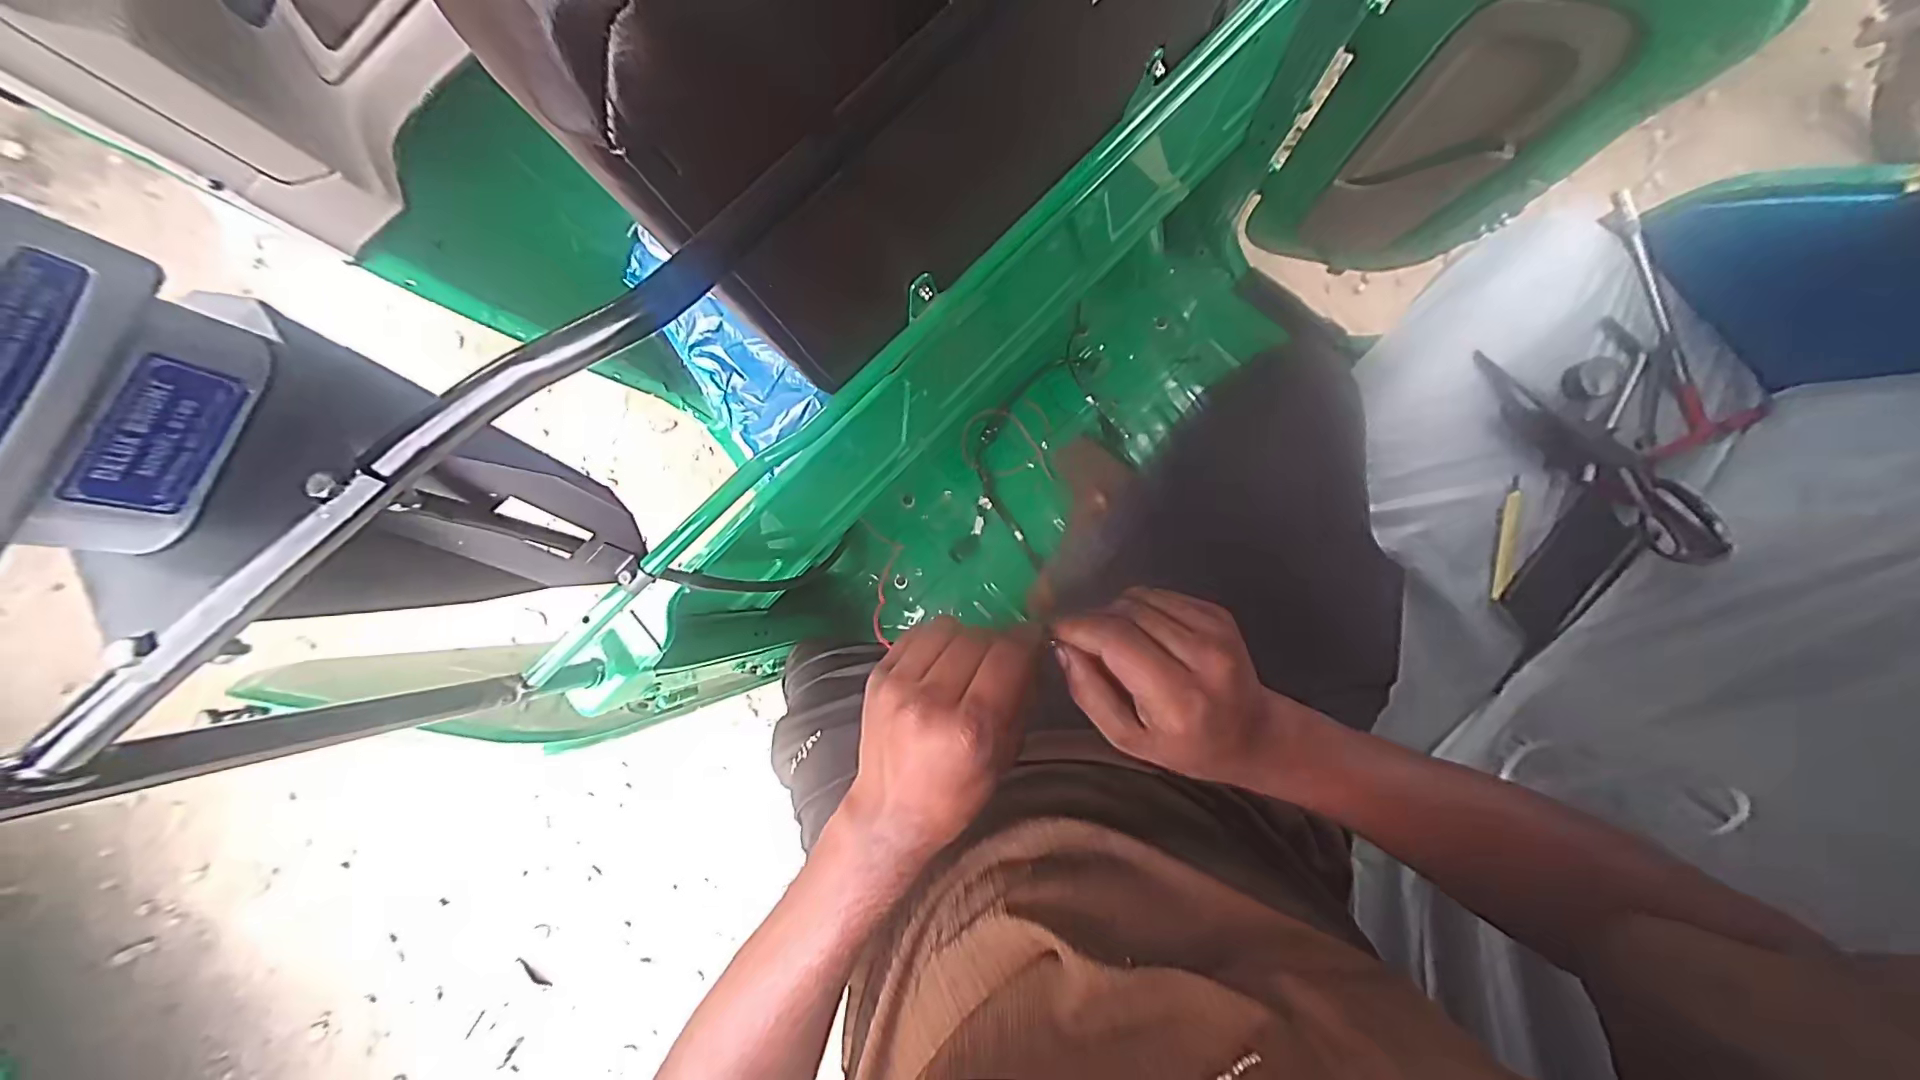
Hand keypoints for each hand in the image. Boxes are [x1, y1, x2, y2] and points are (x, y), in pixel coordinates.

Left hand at [839, 616, 1042, 860]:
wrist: (890, 812)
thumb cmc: (955, 795)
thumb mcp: (1004, 756)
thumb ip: (1021, 699)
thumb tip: (1031, 651)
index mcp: (971, 727)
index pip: (1008, 655)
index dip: (1027, 639)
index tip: (1033, 638)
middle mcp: (932, 700)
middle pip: (978, 637)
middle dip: (998, 640)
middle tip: (1001, 655)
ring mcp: (899, 685)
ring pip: (946, 628)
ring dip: (966, 636)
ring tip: (968, 657)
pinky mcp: (877, 676)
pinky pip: (916, 635)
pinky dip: (935, 640)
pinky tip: (940, 659)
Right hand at [1052, 587, 1332, 789]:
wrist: (1252, 733)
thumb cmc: (1184, 747)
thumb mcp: (1127, 739)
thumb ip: (1090, 694)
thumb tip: (1062, 647)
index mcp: (1179, 698)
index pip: (1115, 641)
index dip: (1076, 628)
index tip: (1051, 630)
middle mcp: (1202, 657)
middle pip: (1124, 614)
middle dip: (1090, 620)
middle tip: (1077, 640)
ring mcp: (1215, 630)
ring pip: (1139, 598)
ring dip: (1113, 612)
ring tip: (1112, 641)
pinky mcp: (1218, 613)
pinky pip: (1158, 595)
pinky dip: (1137, 608)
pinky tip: (1140, 633)